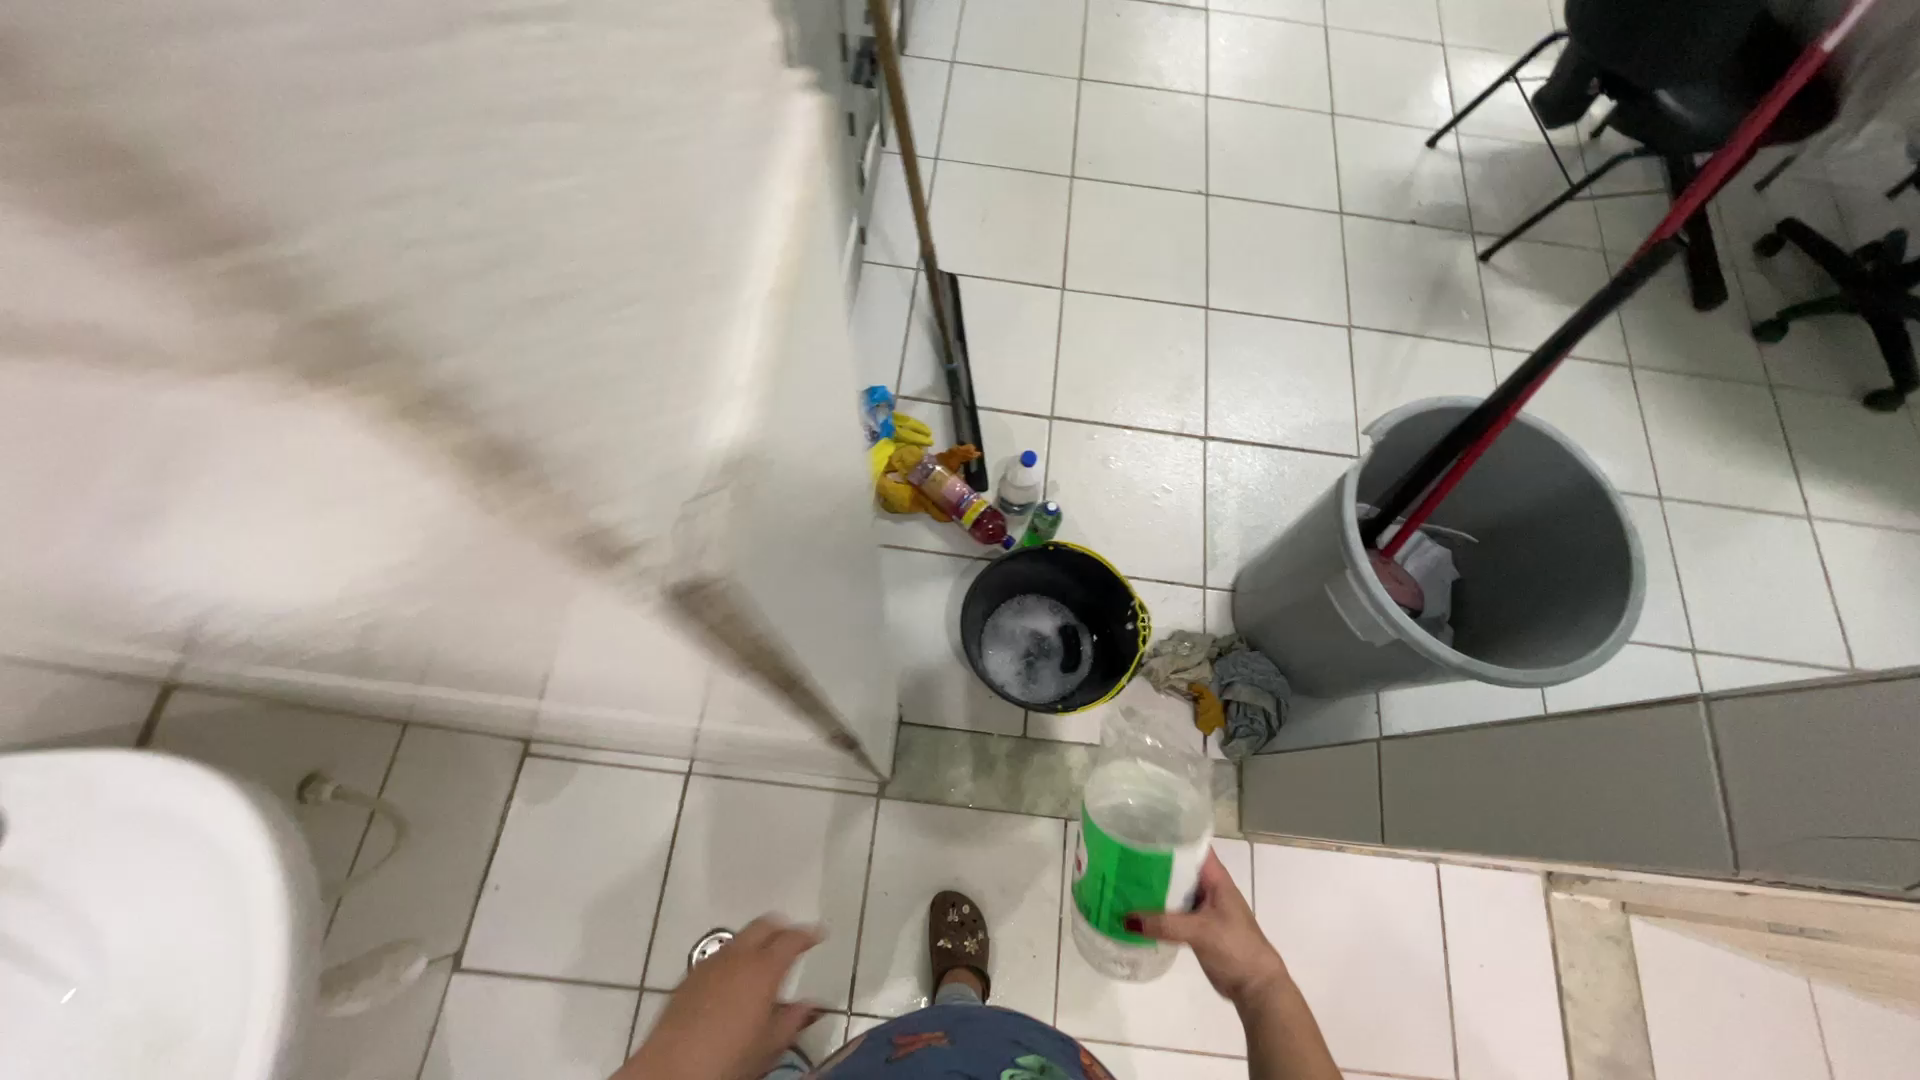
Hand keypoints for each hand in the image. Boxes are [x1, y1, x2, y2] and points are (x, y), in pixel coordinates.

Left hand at [622, 917, 823, 1079]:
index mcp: (763, 969)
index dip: (808, 934)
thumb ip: (792, 1020)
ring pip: (740, 938)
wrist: (669, 1073)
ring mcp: (710, 964)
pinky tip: (734, 984)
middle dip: (782, 928)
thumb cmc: (728, 1061)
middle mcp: (737, 956)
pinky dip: (734, 958)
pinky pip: (719, 956)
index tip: (819, 935)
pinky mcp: (689, 977)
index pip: (792, 938)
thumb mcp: (769, 1046)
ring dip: (756, 942)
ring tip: (763, 964)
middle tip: (793, 942)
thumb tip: (810, 1005)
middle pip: (764, 924)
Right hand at [1129, 851, 1289, 1007]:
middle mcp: (1208, 887)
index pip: (1191, 846)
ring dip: (1153, 887)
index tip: (1141, 832)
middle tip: (1123, 855)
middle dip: (1153, 861)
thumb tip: (1125, 919)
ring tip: (1122, 878)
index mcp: (1216, 878)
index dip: (1170, 836)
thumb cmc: (1236, 947)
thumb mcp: (1200, 931)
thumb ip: (1163, 924)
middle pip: (1178, 867)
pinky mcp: (1196, 927)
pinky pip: (1172, 912)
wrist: (1256, 986)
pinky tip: (1135, 909)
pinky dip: (1156, 910)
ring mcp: (1202, 907)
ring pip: (1173, 890)